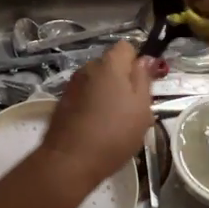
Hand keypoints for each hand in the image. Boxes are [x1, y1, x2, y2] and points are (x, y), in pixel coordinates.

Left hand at [41, 41, 155, 184]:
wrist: (70, 161)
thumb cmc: (114, 133)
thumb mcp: (141, 108)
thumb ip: (144, 79)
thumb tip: (145, 59)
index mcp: (109, 64)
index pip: (126, 47)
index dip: (137, 62)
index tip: (144, 84)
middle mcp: (88, 67)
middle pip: (111, 65)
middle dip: (123, 79)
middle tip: (134, 107)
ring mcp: (73, 84)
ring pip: (98, 81)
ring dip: (107, 93)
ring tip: (115, 121)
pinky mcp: (63, 101)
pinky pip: (85, 95)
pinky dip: (93, 104)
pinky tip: (97, 126)